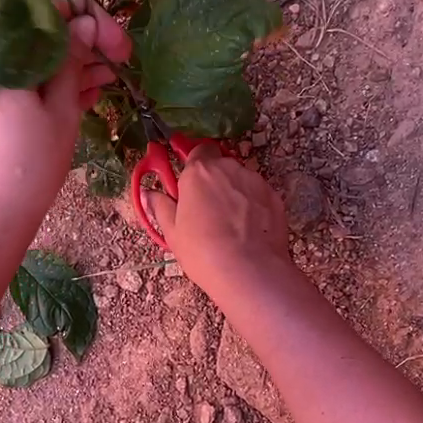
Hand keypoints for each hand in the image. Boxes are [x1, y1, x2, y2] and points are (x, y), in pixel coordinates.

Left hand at [0, 0, 129, 235]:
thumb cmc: (27, 167)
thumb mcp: (60, 110)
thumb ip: (72, 60)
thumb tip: (84, 25)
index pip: (47, 10)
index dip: (90, 21)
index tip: (120, 47)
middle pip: (35, 34)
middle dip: (80, 45)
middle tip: (119, 64)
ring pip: (26, 61)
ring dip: (66, 68)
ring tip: (105, 84)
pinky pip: (13, 84)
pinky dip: (44, 88)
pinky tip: (79, 99)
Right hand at [142, 145, 293, 292]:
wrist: (249, 270)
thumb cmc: (203, 251)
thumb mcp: (173, 233)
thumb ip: (161, 207)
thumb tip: (149, 194)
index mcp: (199, 172)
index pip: (198, 151)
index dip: (194, 166)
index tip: (190, 185)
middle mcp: (228, 168)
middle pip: (220, 166)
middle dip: (214, 182)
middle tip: (207, 210)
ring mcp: (255, 181)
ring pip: (240, 180)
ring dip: (234, 194)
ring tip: (230, 224)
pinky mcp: (274, 197)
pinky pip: (258, 195)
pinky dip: (253, 206)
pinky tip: (248, 230)